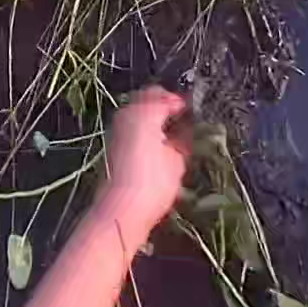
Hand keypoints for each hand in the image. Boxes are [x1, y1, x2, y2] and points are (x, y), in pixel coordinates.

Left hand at [94, 86, 189, 241]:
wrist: (120, 210)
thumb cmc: (153, 184)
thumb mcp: (176, 161)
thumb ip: (182, 140)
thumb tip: (185, 130)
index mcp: (145, 112)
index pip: (167, 98)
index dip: (182, 103)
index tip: (194, 111)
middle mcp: (128, 113)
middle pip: (149, 96)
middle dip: (165, 102)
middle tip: (183, 116)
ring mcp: (118, 126)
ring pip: (138, 107)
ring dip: (153, 112)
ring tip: (171, 129)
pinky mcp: (113, 141)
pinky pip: (131, 121)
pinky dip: (144, 123)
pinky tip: (156, 140)